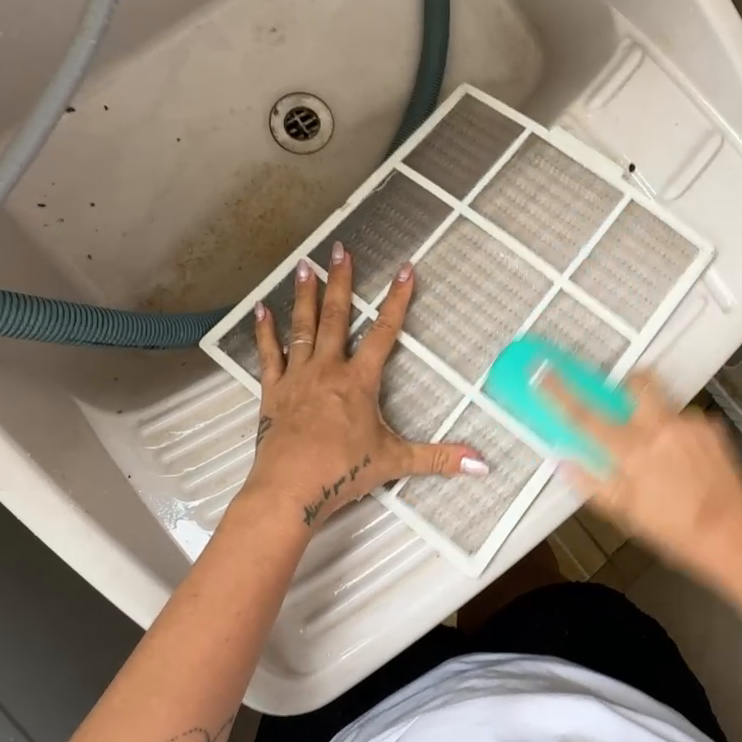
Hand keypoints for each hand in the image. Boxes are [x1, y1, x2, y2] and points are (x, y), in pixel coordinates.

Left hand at [240, 244, 485, 529]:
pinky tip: (261, 310)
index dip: (397, 299)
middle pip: (337, 317)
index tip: (404, 269)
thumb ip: (439, 457)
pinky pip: (268, 354)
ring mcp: (298, 378)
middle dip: (341, 281)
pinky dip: (265, 331)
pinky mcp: (273, 392)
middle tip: (341, 250)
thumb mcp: (396, 461)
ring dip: (305, 296)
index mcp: (359, 381)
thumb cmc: (342, 472)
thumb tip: (480, 462)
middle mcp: (328, 369)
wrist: (289, 490)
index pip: (384, 331)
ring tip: (304, 266)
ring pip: (302, 327)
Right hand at [547, 373, 741, 574]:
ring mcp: (689, 423)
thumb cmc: (677, 531)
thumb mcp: (627, 515)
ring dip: (655, 418)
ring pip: (662, 403)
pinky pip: (686, 420)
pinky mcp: (712, 427)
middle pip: (636, 383)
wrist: (735, 535)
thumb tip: (566, 462)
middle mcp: (660, 427)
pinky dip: (679, 434)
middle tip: (623, 408)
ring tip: (663, 454)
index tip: (544, 373)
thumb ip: (593, 484)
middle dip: (626, 387)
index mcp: (632, 450)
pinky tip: (686, 463)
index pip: (585, 415)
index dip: (560, 393)